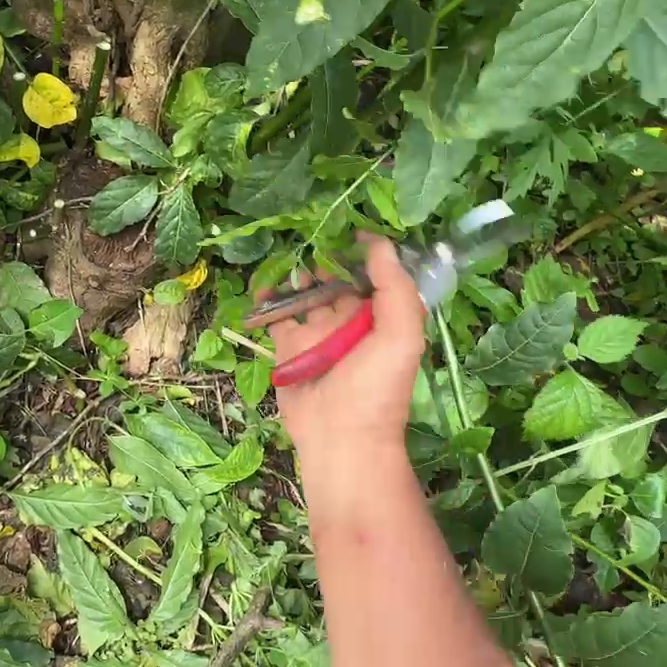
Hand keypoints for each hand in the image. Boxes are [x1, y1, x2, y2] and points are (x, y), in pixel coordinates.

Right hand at [267, 237, 425, 457]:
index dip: (361, 253)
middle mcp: (348, 323)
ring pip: (305, 294)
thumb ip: (393, 286)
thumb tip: (376, 241)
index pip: (372, 277)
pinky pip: (276, 316)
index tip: (346, 228)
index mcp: (380, 319)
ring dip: (297, 275)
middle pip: (335, 282)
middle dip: (325, 259)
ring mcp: (315, 334)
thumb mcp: (401, 334)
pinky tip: (265, 286)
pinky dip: (268, 300)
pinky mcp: (287, 346)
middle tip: (313, 237)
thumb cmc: (376, 388)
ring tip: (291, 259)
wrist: (340, 437)